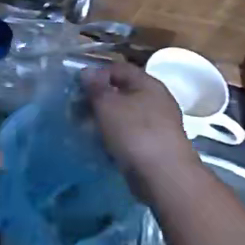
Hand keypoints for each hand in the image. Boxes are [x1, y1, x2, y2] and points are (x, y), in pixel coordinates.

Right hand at [81, 63, 198, 191]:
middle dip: (101, 100)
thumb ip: (95, 87)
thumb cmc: (134, 132)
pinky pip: (133, 135)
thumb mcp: (107, 105)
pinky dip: (119, 138)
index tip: (79, 88)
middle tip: (80, 111)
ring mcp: (160, 124)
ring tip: (89, 130)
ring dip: (109, 121)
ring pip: (128, 115)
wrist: (165, 176)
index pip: (119, 68)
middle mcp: (158, 100)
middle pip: (124, 92)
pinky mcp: (159, 146)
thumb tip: (88, 72)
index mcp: (148, 83)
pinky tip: (106, 147)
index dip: (97, 74)